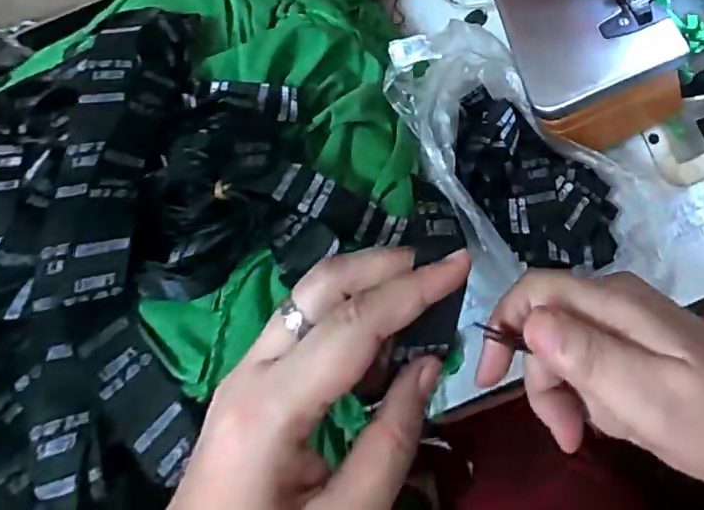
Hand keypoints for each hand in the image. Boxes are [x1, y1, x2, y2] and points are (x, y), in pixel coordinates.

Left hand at [171, 247, 470, 509]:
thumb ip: (392, 440)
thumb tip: (428, 364)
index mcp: (269, 408)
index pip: (355, 323)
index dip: (414, 289)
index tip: (460, 263)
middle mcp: (249, 372)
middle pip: (322, 287)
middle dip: (384, 264)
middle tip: (435, 264)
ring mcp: (243, 373)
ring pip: (308, 296)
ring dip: (365, 281)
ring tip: (416, 292)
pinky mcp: (247, 384)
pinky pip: (301, 324)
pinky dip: (346, 310)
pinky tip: (378, 335)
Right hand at [473, 271, 703, 495]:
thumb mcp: (648, 396)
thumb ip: (588, 355)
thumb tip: (532, 320)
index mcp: (615, 302)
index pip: (538, 289)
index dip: (504, 324)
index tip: (490, 380)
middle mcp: (617, 302)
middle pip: (549, 325)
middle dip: (546, 380)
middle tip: (568, 435)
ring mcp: (631, 323)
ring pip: (570, 350)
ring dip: (573, 395)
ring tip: (608, 432)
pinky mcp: (641, 347)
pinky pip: (597, 367)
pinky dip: (598, 398)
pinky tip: (627, 420)